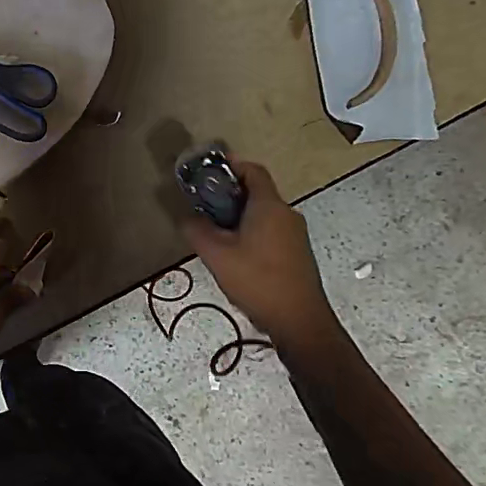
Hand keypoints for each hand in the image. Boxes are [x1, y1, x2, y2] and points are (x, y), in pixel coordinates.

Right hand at [184, 159, 340, 351]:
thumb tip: (186, 218)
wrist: (299, 319)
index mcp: (270, 206)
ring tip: (217, 236)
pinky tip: (239, 258)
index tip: (210, 172)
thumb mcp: (217, 256)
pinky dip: (254, 234)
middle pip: (258, 193)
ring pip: (265, 216)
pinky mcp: (299, 255)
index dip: (232, 166)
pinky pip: (273, 233)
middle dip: (231, 197)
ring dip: (241, 219)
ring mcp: (296, 235)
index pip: (253, 170)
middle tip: (205, 209)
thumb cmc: (258, 281)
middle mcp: (287, 214)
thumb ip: (198, 231)